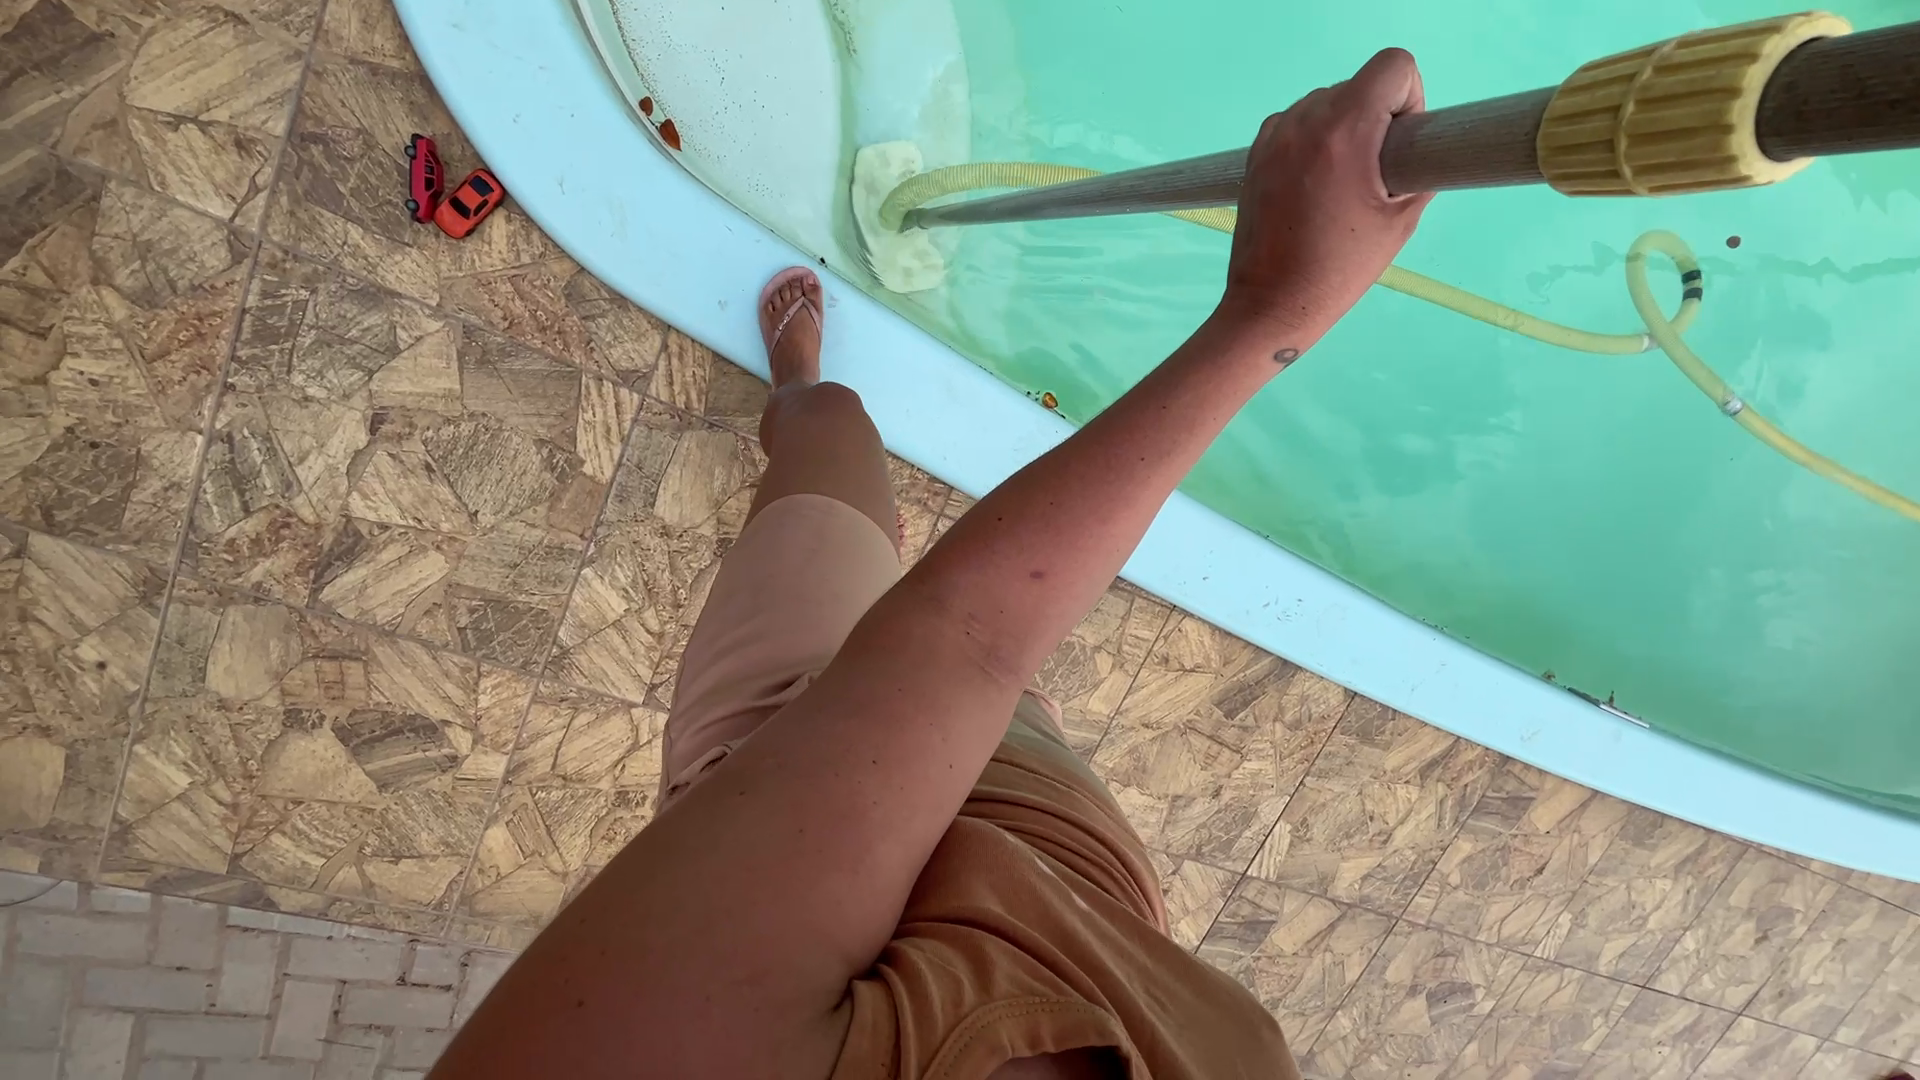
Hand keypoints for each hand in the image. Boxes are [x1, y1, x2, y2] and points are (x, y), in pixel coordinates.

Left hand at [1215, 48, 1433, 365]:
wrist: (1270, 306)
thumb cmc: (1336, 271)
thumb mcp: (1400, 221)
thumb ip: (1417, 170)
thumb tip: (1417, 151)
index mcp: (1342, 131)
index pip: (1392, 66)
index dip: (1408, 99)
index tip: (1399, 145)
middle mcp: (1301, 124)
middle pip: (1356, 85)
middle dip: (1373, 118)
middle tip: (1371, 174)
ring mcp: (1271, 140)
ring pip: (1322, 104)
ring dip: (1340, 129)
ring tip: (1339, 184)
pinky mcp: (1252, 160)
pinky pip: (1292, 127)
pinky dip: (1308, 142)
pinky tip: (1311, 185)